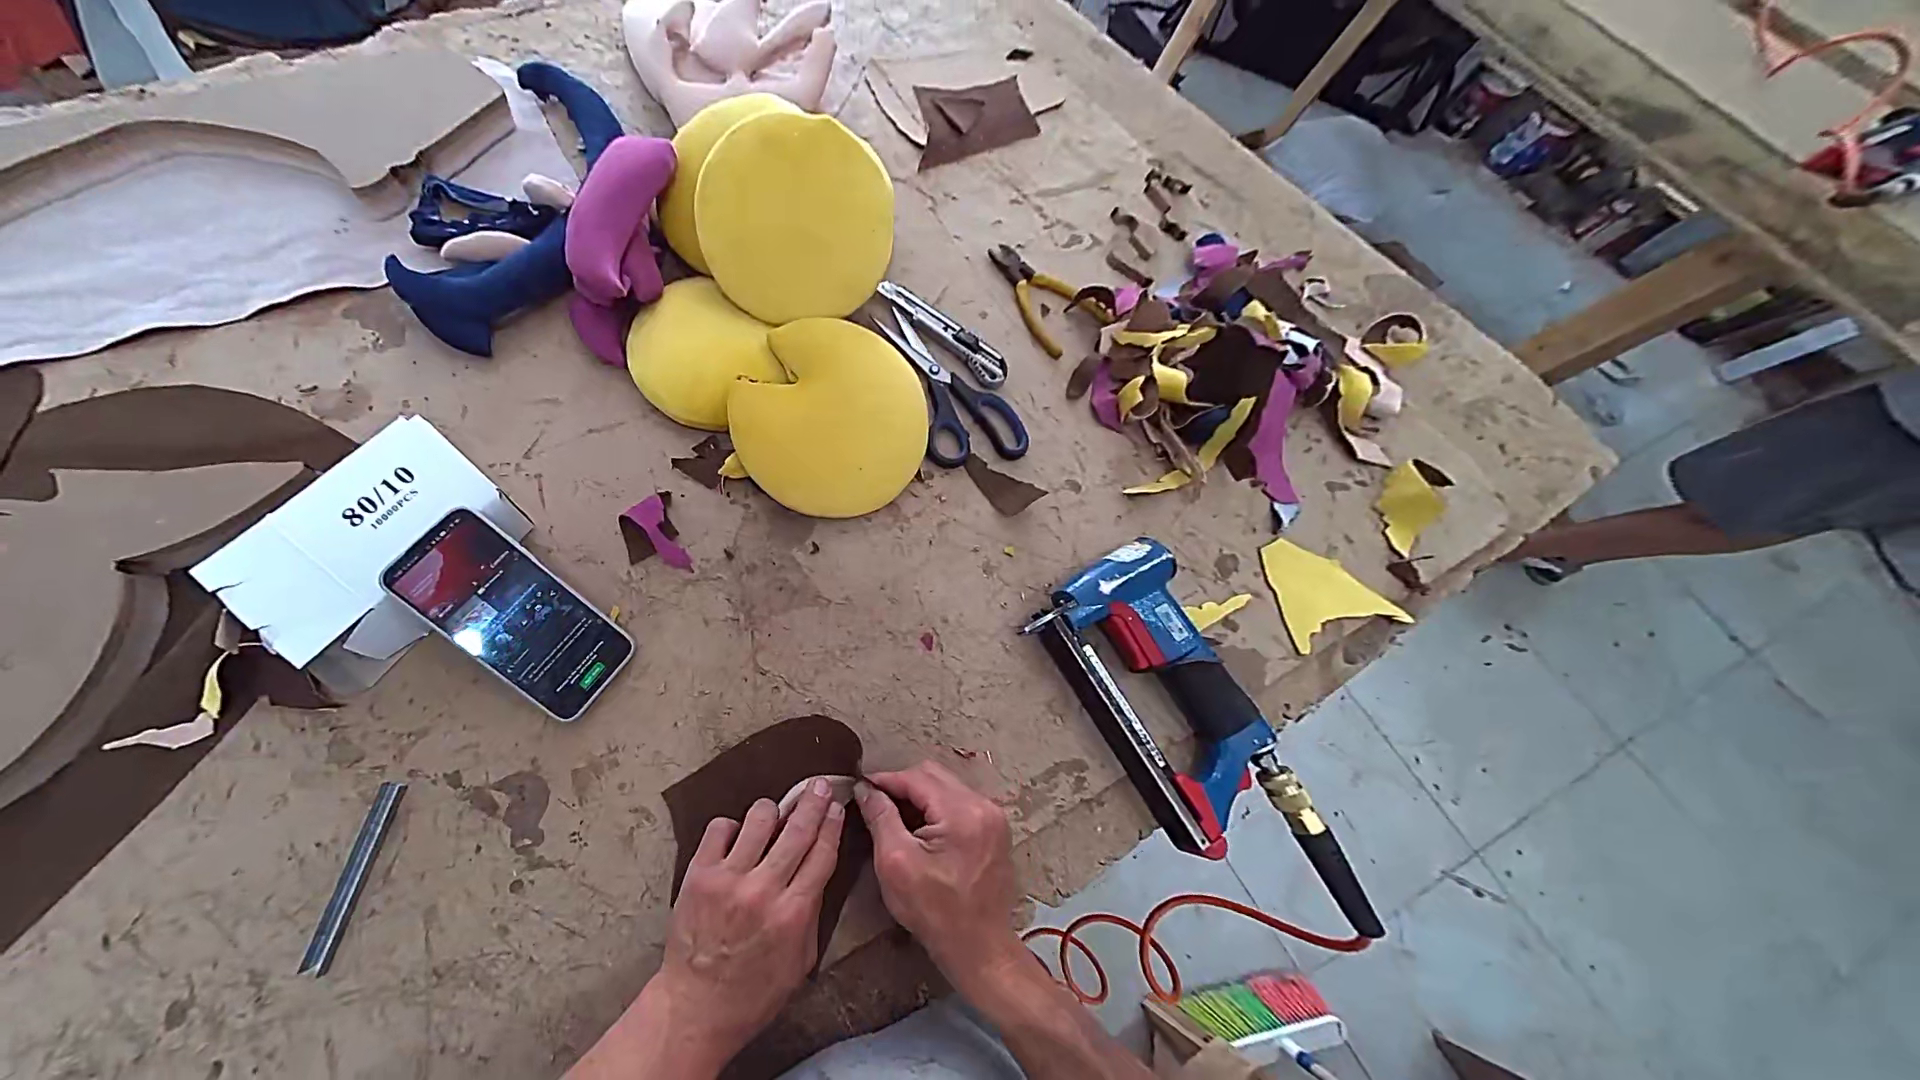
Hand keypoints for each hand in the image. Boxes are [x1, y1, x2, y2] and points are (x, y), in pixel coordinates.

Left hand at [637, 782, 845, 1073]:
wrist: (694, 1010)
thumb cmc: (753, 991)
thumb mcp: (802, 958)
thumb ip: (813, 910)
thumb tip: (820, 866)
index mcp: (793, 913)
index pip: (822, 851)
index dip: (833, 823)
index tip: (837, 806)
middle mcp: (763, 891)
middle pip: (798, 828)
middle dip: (813, 801)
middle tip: (819, 786)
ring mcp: (728, 881)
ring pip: (759, 818)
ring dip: (772, 811)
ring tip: (774, 814)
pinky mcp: (698, 876)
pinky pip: (720, 828)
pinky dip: (732, 826)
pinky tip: (737, 836)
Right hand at [855, 761, 1021, 982]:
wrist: (980, 949)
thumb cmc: (935, 913)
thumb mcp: (896, 864)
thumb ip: (881, 818)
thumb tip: (866, 790)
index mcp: (963, 812)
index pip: (917, 777)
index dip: (886, 780)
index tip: (861, 787)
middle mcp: (983, 806)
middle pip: (935, 776)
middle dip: (902, 785)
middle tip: (875, 802)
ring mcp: (993, 817)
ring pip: (947, 788)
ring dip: (919, 797)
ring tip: (893, 816)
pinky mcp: (994, 829)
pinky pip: (959, 803)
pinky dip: (936, 809)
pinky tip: (918, 828)